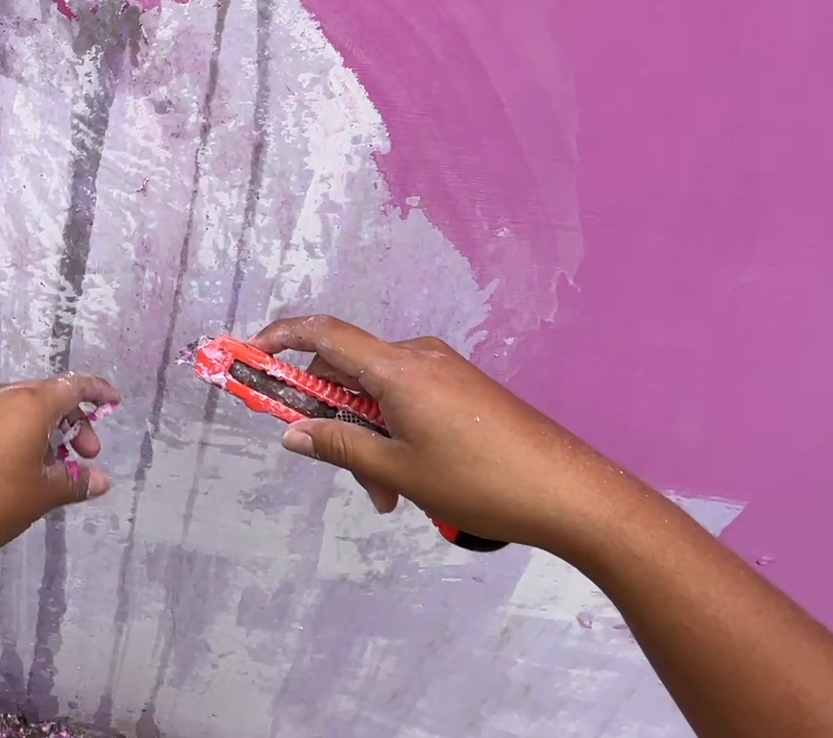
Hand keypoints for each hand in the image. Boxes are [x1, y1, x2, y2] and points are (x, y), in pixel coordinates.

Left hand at [0, 373, 119, 562]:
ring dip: (47, 430)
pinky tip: (24, 467)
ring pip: (24, 408)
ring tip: (56, 468)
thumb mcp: (41, 495)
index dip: (97, 390)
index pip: (73, 385)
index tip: (113, 401)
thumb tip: (100, 481)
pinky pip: (2, 419)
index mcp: (29, 403)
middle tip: (86, 455)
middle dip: (73, 422)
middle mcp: (3, 396)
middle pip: (49, 396)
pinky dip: (23, 434)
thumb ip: (74, 483)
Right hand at [254, 315, 633, 551]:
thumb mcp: (398, 471)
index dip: (280, 337)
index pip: (322, 333)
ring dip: (367, 434)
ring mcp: (445, 371)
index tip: (251, 353)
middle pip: (349, 371)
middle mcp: (417, 356)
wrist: (581, 498)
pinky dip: (394, 431)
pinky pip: (408, 398)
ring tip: (388, 495)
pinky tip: (414, 479)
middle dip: (332, 416)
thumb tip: (292, 434)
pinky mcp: (465, 389)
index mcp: (396, 368)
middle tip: (341, 470)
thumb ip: (337, 446)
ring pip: (379, 392)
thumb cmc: (480, 481)